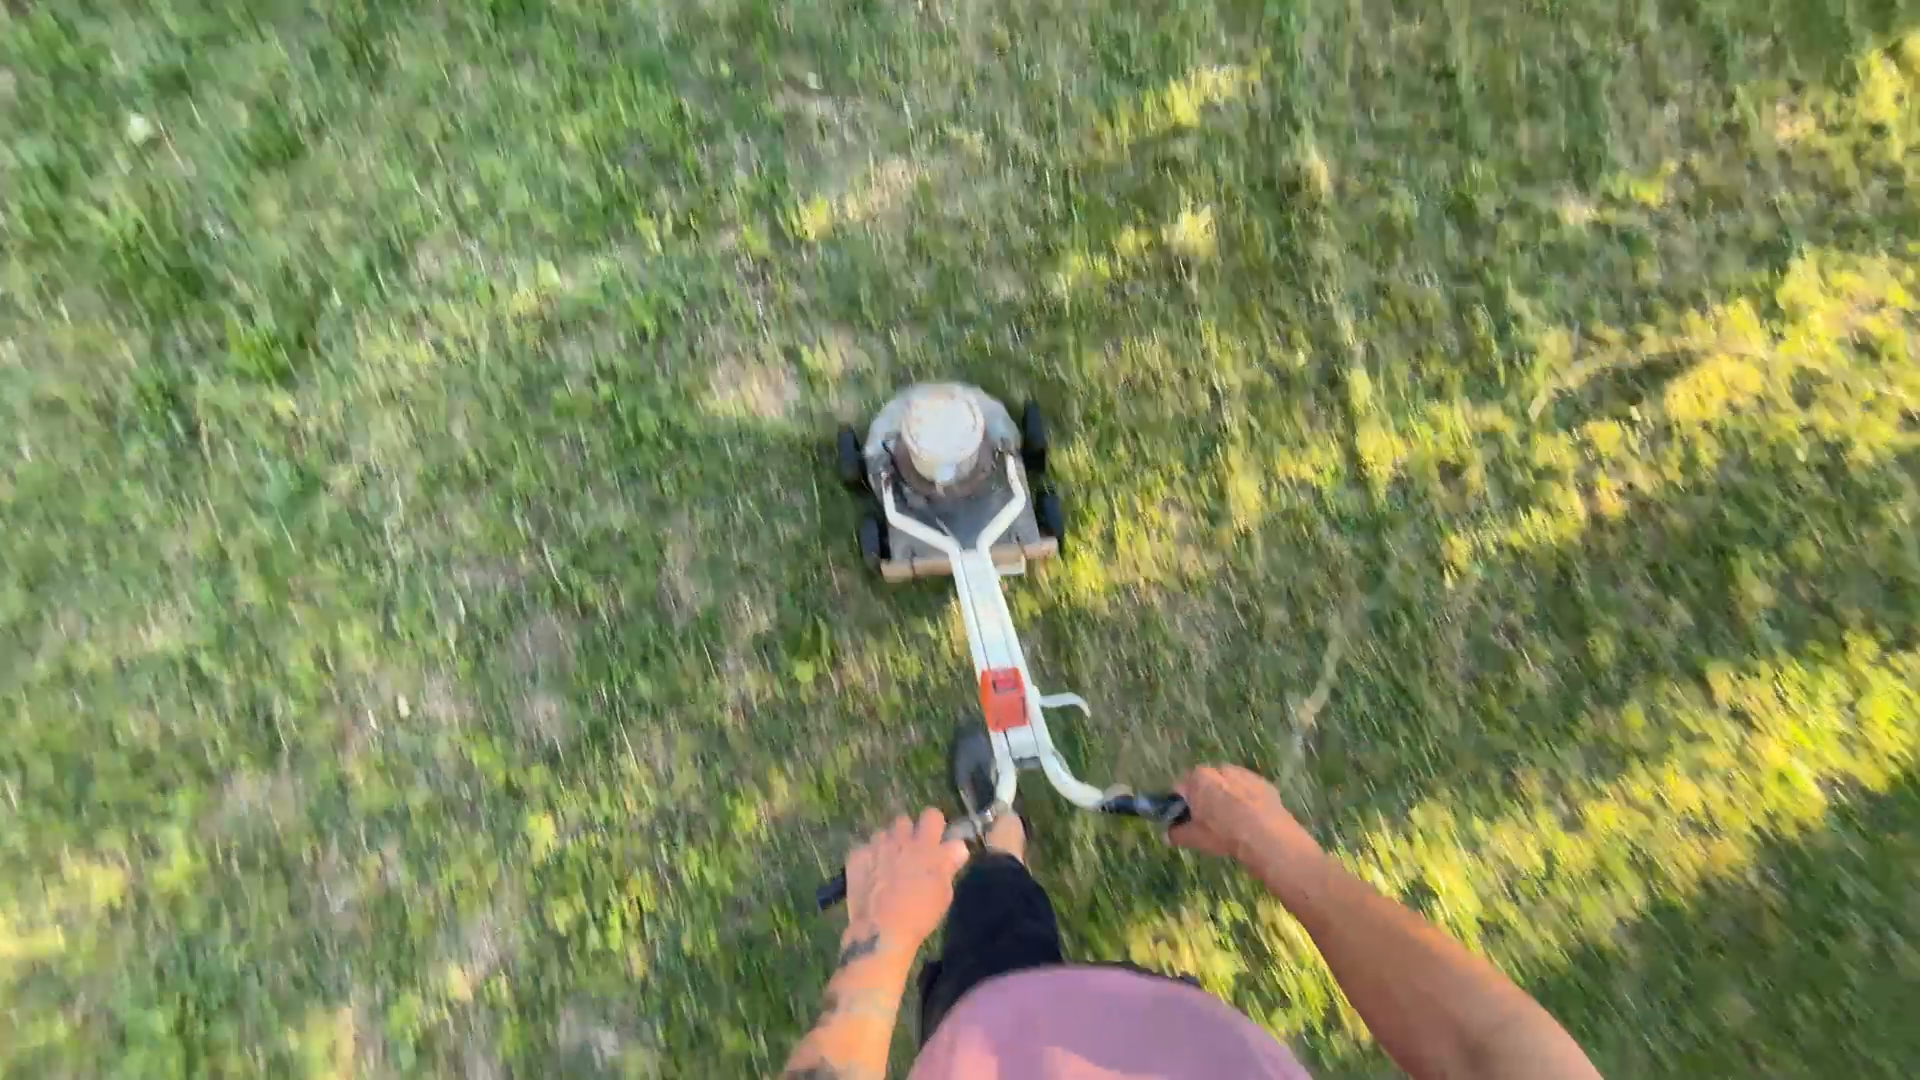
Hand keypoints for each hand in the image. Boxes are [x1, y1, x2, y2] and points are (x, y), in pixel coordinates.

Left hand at [843, 808, 969, 955]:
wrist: (880, 933)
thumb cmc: (919, 916)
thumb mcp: (943, 893)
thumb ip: (949, 864)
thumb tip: (958, 845)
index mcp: (925, 846)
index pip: (932, 814)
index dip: (933, 825)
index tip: (933, 840)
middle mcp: (900, 839)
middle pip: (904, 820)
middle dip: (907, 833)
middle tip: (909, 854)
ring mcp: (876, 845)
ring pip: (883, 833)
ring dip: (887, 845)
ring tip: (887, 866)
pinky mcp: (857, 856)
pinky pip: (865, 848)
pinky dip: (868, 859)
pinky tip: (870, 877)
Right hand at [1169, 765, 1319, 866]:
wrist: (1269, 838)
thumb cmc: (1224, 835)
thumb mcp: (1194, 839)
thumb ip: (1176, 833)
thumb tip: (1168, 834)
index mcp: (1198, 778)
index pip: (1180, 789)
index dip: (1181, 806)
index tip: (1186, 821)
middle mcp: (1219, 769)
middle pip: (1205, 784)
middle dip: (1204, 799)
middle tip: (1208, 822)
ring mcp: (1244, 774)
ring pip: (1228, 785)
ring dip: (1226, 797)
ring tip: (1232, 822)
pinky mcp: (1264, 783)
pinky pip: (1248, 790)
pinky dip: (1246, 800)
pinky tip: (1251, 820)